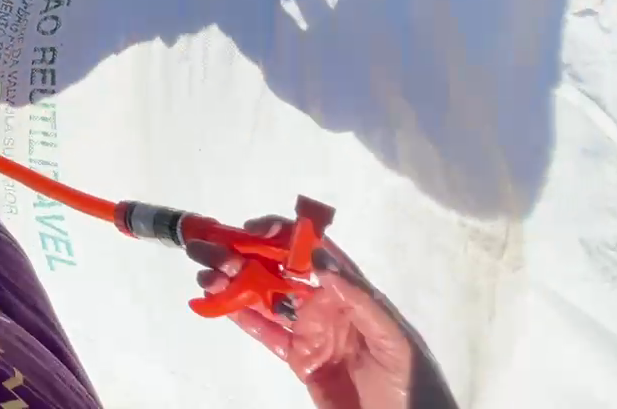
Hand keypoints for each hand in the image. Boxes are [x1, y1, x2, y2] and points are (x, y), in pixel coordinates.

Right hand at [196, 222, 454, 408]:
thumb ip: (360, 302)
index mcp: (348, 294)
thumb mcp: (394, 344)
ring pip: (262, 296)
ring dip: (231, 283)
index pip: (311, 252)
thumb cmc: (411, 388)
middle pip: (276, 270)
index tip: (252, 229)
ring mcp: (307, 329)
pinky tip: (214, 302)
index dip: (281, 234)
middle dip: (240, 256)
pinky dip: (236, 314)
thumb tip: (318, 258)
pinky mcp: (296, 355)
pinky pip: (263, 329)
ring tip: (205, 278)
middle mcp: (323, 304)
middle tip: (208, 252)